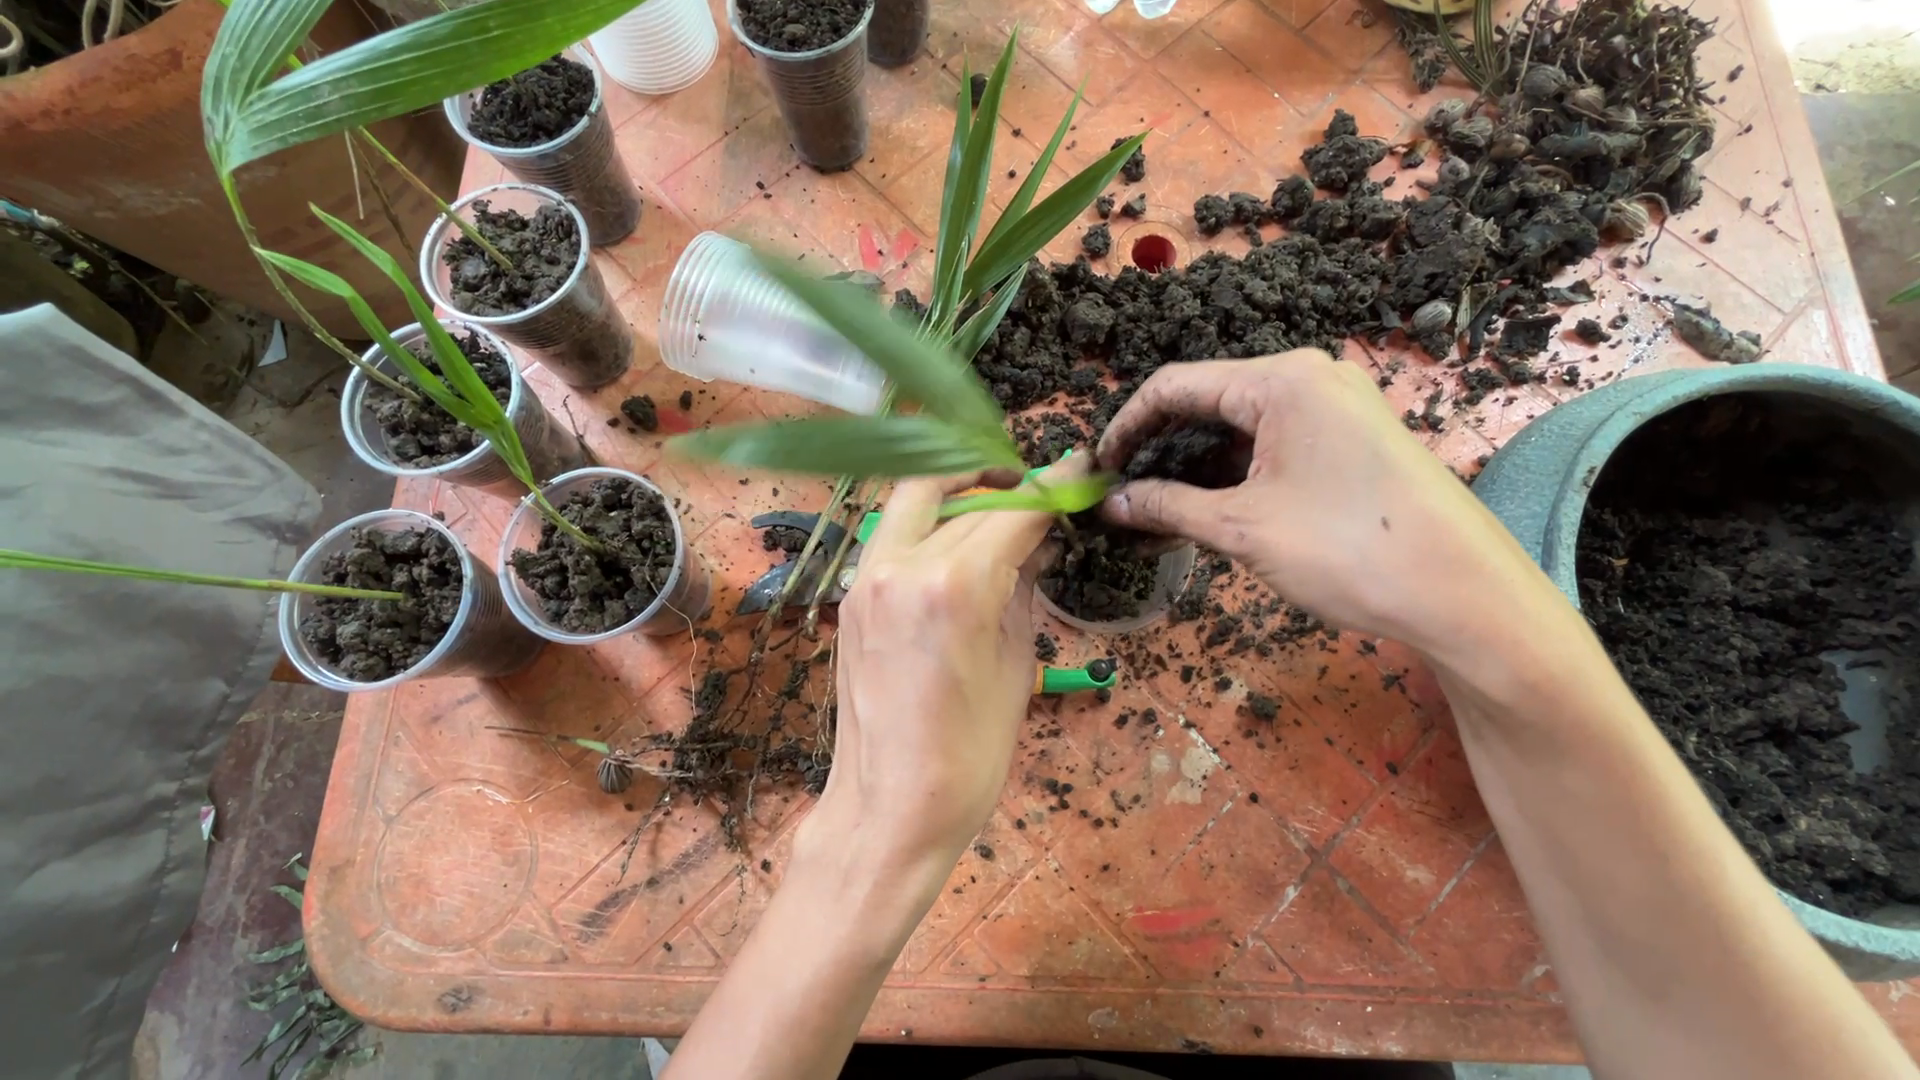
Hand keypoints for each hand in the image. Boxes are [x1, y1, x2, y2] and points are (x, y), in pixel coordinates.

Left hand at [797, 461, 1075, 869]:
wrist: (890, 807)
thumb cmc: (970, 755)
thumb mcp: (1016, 665)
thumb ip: (1022, 588)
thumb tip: (1037, 543)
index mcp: (954, 585)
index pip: (1015, 509)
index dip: (1054, 485)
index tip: (1079, 466)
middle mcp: (902, 565)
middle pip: (965, 495)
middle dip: (1009, 485)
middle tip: (1040, 493)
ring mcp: (867, 578)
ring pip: (916, 499)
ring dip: (960, 490)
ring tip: (999, 505)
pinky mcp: (852, 596)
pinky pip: (894, 534)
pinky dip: (929, 522)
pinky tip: (958, 542)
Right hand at [1096, 351, 1554, 660]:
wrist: (1463, 594)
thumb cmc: (1346, 549)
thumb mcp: (1242, 528)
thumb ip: (1168, 506)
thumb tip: (1112, 502)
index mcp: (1281, 381)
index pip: (1175, 385)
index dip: (1126, 426)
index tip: (1098, 469)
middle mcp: (1309, 379)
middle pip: (1207, 402)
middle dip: (1159, 449)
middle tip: (1124, 496)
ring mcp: (1335, 407)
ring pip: (1239, 427)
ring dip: (1194, 467)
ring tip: (1158, 512)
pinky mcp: (1350, 439)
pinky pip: (1273, 444)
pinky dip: (1234, 473)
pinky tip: (1207, 509)